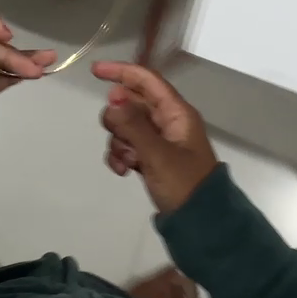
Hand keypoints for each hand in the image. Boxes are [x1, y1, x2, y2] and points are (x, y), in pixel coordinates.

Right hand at [93, 61, 218, 213]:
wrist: (201, 225)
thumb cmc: (185, 184)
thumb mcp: (158, 154)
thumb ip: (133, 125)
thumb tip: (113, 98)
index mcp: (176, 112)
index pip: (146, 80)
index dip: (121, 72)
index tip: (95, 72)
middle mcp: (168, 121)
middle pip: (132, 103)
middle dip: (118, 117)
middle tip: (118, 134)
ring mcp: (159, 141)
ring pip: (127, 126)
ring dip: (119, 141)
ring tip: (126, 162)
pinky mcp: (152, 159)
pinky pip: (128, 146)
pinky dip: (121, 155)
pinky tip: (123, 171)